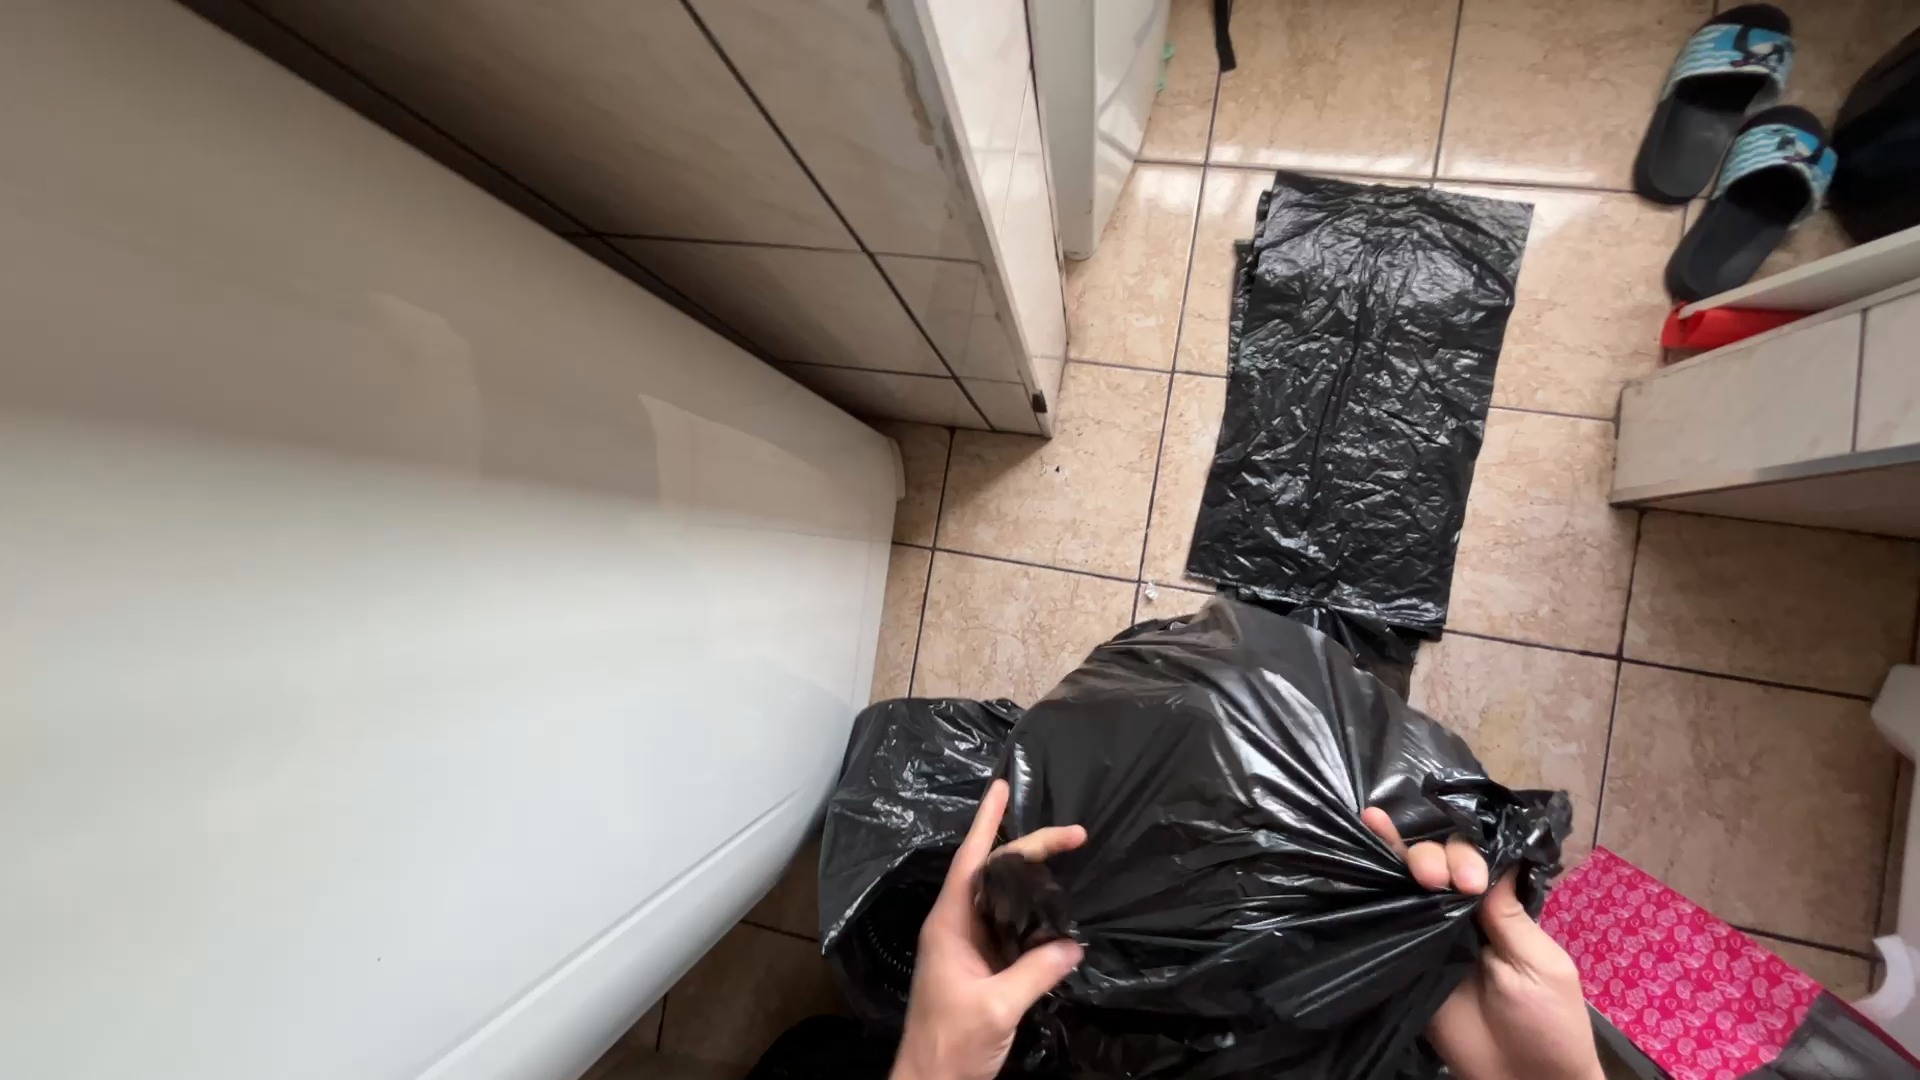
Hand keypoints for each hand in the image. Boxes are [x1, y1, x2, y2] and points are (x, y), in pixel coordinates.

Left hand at [892, 780, 1086, 1079]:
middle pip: (993, 872)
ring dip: (1030, 875)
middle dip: (1029, 848)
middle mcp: (957, 924)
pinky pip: (1009, 925)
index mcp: (949, 923)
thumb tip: (1073, 943)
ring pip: (1001, 896)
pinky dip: (1031, 910)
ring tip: (1063, 853)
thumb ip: (1034, 974)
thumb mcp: (995, 1008)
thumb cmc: (951, 1044)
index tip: (1001, 787)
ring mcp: (969, 944)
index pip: (970, 859)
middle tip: (1072, 833)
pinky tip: (1052, 906)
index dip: (986, 821)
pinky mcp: (981, 964)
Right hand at [1360, 807, 1603, 1079]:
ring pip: (1403, 873)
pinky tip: (1360, 827)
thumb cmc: (1546, 1024)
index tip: (1470, 881)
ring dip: (1394, 847)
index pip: (1472, 863)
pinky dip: (1368, 868)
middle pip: (1433, 861)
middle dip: (1429, 857)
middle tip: (1432, 878)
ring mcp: (1423, 926)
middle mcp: (1454, 909)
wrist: (1518, 1079)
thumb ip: (1510, 914)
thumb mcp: (1542, 966)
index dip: (1465, 859)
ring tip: (1378, 826)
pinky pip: (1380, 905)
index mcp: (1493, 909)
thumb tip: (1492, 856)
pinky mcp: (1398, 946)